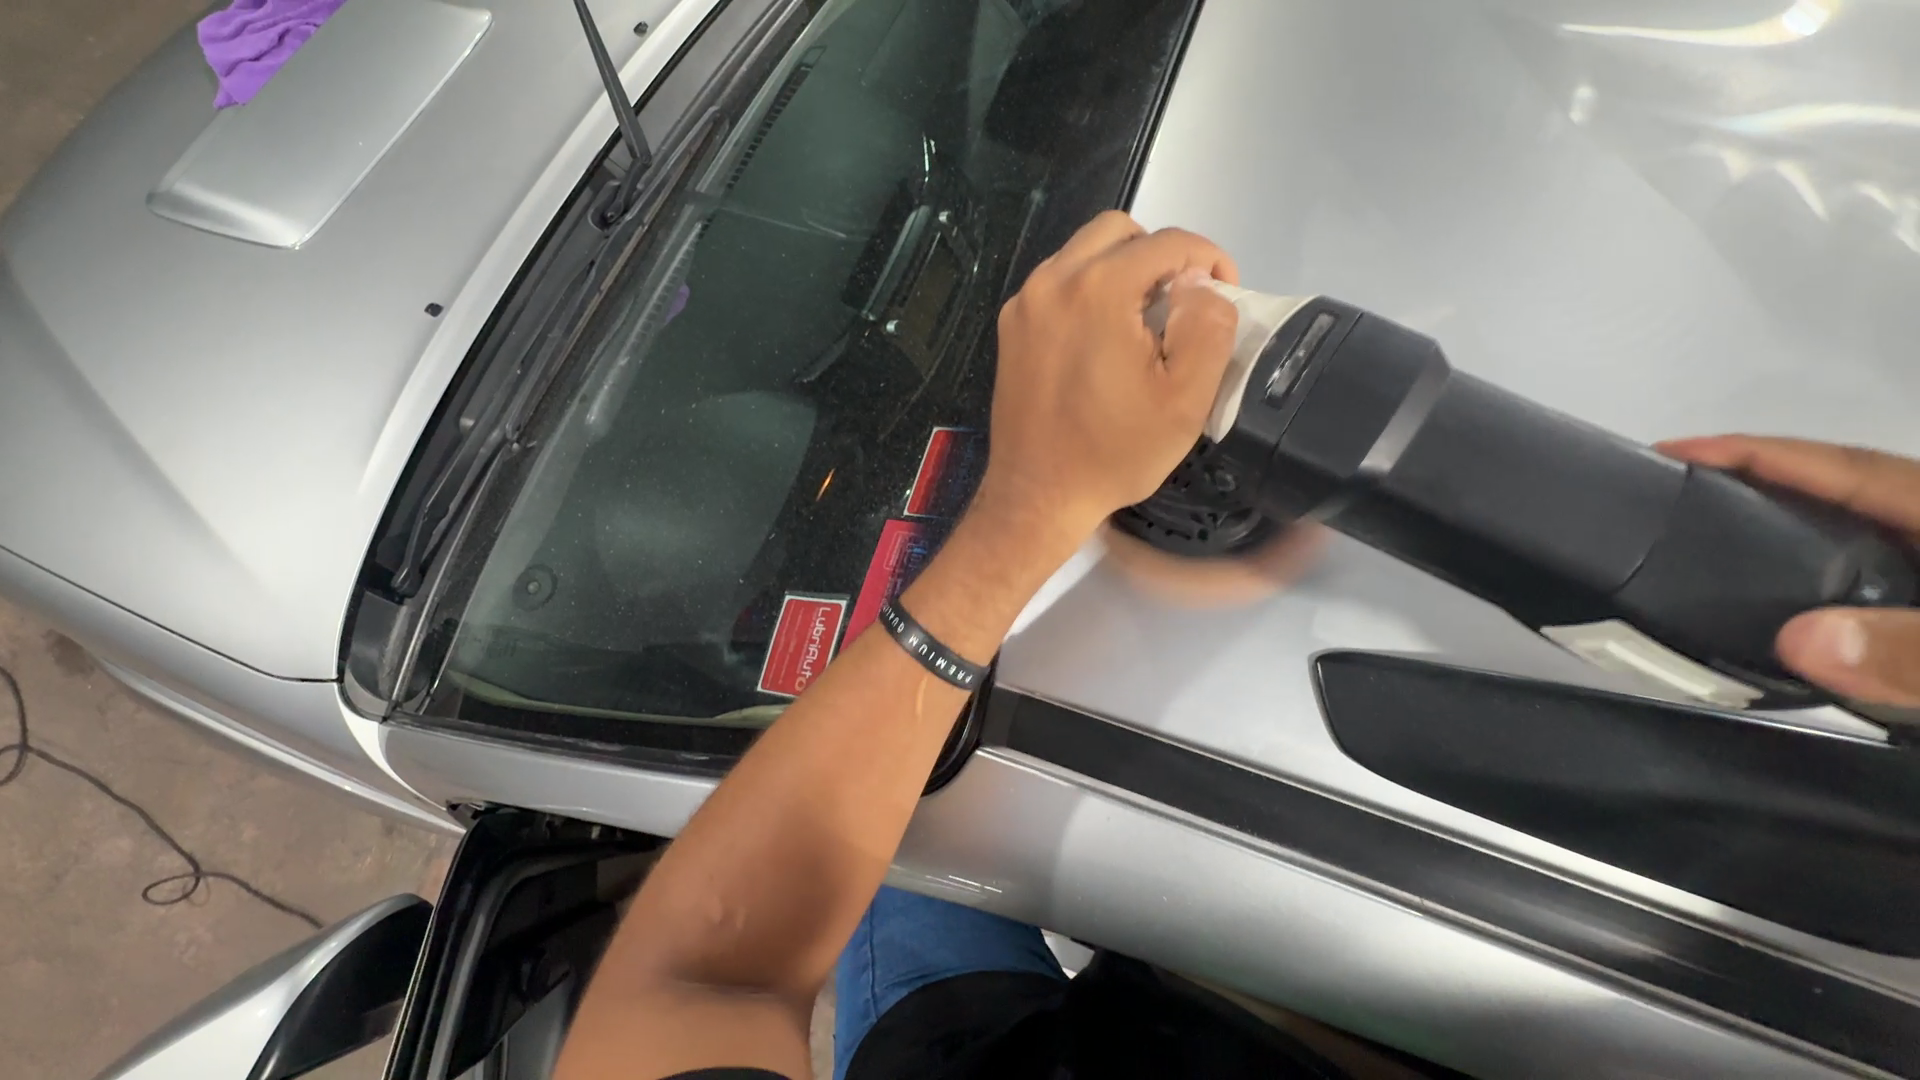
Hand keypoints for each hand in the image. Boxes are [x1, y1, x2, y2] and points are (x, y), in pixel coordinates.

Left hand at [975, 211, 1239, 548]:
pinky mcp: (1010, 327)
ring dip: (1122, 270)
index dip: (1209, 260)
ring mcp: (1024, 304)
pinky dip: (1087, 291)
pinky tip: (1103, 337)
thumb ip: (1208, 327)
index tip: (1223, 296)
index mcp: (1098, 290)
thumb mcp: (1185, 399)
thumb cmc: (1113, 453)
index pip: (1169, 242)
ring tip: (1144, 321)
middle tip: (1180, 303)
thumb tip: (1200, 285)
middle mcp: (1052, 282)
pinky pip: (1057, 283)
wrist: (1038, 495)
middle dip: (1160, 255)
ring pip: (1083, 253)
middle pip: (1119, 232)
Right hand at [1660, 435, 1919, 706]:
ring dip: (1783, 532)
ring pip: (1861, 536)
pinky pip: (1874, 580)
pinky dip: (1820, 580)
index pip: (1845, 468)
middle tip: (1668, 499)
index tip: (1670, 450)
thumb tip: (1799, 640)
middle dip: (1754, 483)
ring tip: (1707, 545)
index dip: (1754, 453)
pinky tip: (1792, 608)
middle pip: (1845, 491)